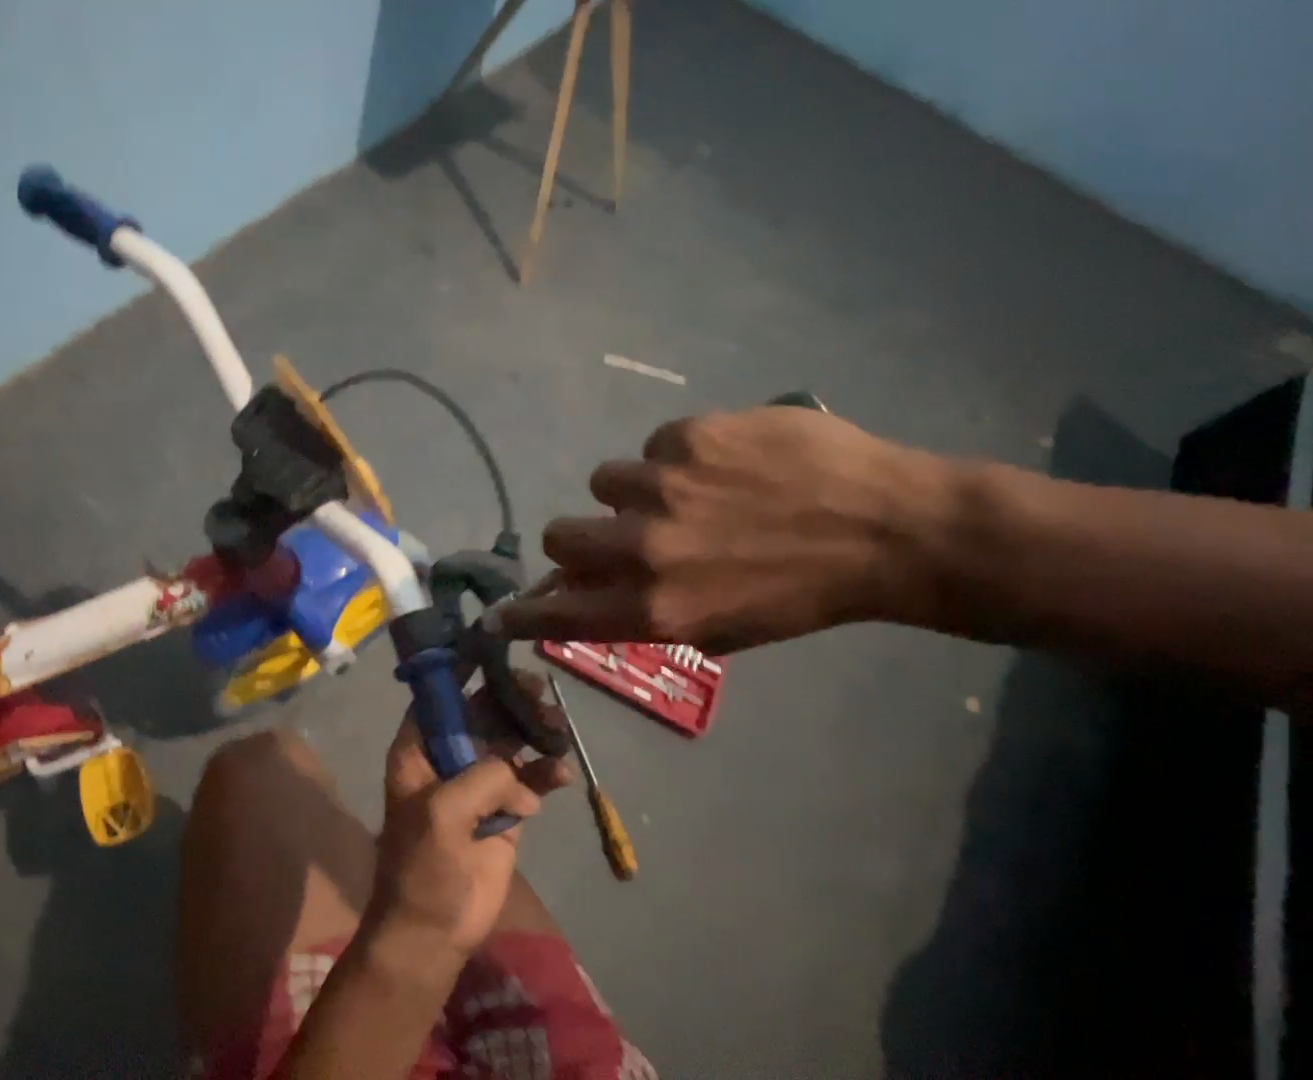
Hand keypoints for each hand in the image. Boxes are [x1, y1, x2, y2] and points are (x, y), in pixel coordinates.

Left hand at [367, 683, 571, 959]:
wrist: (434, 928)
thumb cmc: (423, 865)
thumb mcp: (444, 811)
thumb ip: (483, 777)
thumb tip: (519, 773)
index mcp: (418, 749)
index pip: (437, 696)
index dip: (460, 670)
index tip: (493, 646)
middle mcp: (448, 757)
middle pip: (481, 712)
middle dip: (508, 698)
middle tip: (539, 691)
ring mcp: (479, 783)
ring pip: (510, 741)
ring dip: (533, 731)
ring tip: (555, 729)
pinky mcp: (506, 809)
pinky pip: (530, 779)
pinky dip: (546, 773)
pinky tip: (561, 774)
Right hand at [495, 407, 954, 651]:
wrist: (887, 529)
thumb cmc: (803, 595)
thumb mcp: (717, 627)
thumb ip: (641, 612)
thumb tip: (581, 594)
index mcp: (653, 608)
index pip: (557, 612)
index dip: (522, 614)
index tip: (499, 616)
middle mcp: (644, 550)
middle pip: (562, 535)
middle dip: (584, 538)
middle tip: (626, 533)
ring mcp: (662, 486)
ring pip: (607, 481)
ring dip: (637, 492)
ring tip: (695, 492)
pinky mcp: (690, 435)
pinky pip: (656, 445)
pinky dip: (682, 457)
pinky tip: (732, 465)